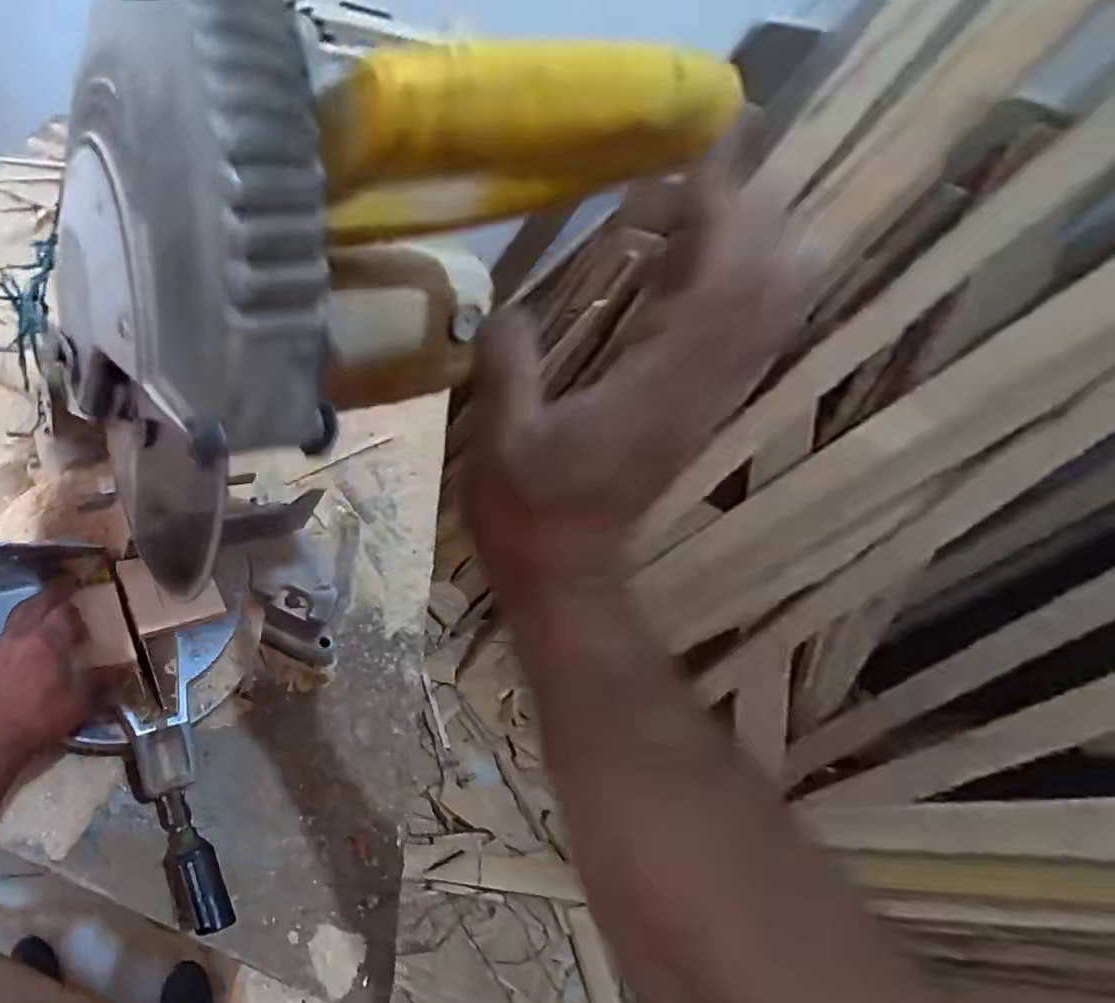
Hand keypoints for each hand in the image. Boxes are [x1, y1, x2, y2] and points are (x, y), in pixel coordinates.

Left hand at [0, 582, 94, 773]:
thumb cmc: (40, 719)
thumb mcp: (79, 704)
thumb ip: (102, 682)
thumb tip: (124, 669)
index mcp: (49, 639)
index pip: (66, 611)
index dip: (78, 612)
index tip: (86, 622)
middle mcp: (25, 632)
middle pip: (42, 600)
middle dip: (57, 591)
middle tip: (70, 585)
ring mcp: (6, 640)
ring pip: (23, 608)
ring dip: (38, 601)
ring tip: (49, 602)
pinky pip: (11, 622)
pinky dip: (24, 616)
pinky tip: (30, 630)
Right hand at [460, 152, 812, 585]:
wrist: (563, 570)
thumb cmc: (526, 510)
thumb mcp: (501, 439)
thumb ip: (507, 368)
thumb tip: (502, 309)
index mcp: (655, 385)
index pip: (722, 279)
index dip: (721, 213)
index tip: (694, 164)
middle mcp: (701, 385)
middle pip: (770, 282)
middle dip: (752, 218)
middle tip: (700, 180)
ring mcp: (707, 400)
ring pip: (771, 307)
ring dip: (754, 250)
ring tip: (703, 215)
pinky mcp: (697, 412)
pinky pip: (747, 336)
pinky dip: (742, 290)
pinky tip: (698, 278)